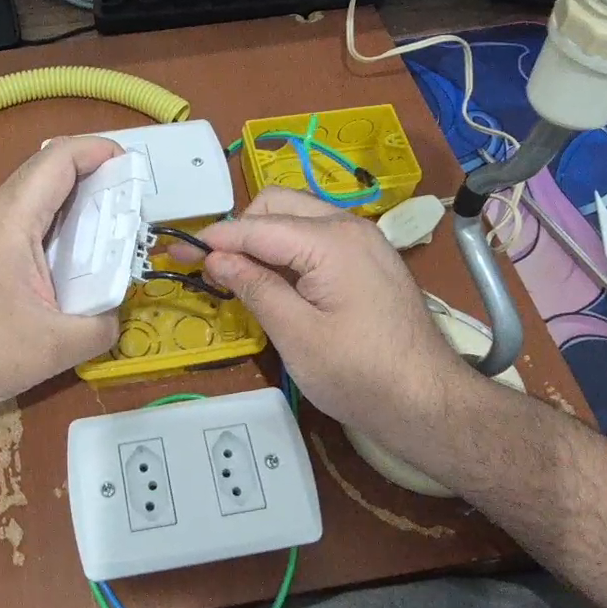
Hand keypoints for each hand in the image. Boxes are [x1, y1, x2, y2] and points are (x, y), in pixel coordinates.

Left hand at [0, 136, 123, 428]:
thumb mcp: (56, 347)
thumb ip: (102, 326)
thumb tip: (118, 312)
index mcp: (11, 222)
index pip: (57, 160)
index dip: (97, 150)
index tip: (132, 164)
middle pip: (45, 172)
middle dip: (91, 173)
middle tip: (128, 196)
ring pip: (31, 197)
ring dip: (70, 200)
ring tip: (107, 221)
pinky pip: (21, 222)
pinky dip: (53, 224)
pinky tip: (69, 255)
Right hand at [190, 187, 471, 431]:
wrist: (428, 402)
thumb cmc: (360, 375)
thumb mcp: (296, 335)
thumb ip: (254, 287)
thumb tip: (216, 258)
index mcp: (331, 241)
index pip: (257, 228)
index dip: (215, 238)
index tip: (178, 250)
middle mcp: (349, 227)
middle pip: (278, 205)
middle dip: (240, 229)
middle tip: (213, 267)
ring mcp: (364, 240)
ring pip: (297, 217)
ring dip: (263, 238)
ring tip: (238, 275)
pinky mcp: (369, 258)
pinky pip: (317, 236)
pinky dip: (288, 249)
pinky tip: (275, 280)